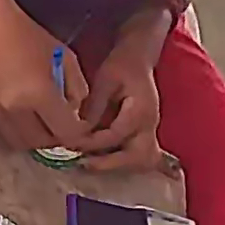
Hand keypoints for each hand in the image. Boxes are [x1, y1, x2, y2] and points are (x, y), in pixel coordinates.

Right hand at [0, 0, 91, 151]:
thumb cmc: (27, 35)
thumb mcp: (64, 56)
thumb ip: (77, 88)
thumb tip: (75, 112)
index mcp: (39, 94)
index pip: (66, 131)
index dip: (78, 133)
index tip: (81, 125)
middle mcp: (15, 109)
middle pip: (43, 143)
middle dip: (57, 138)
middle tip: (62, 124)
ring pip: (22, 144)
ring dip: (36, 138)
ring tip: (43, 123)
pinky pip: (5, 134)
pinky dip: (18, 132)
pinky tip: (24, 116)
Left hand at [77, 39, 164, 171]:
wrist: (138, 60)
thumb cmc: (121, 66)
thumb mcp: (104, 80)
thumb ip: (95, 105)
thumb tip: (80, 130)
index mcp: (141, 110)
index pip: (117, 135)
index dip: (94, 143)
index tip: (74, 144)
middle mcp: (150, 124)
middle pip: (139, 156)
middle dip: (111, 163)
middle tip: (84, 163)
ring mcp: (150, 130)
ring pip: (142, 160)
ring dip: (117, 164)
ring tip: (89, 162)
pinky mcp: (144, 134)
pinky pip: (137, 155)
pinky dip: (120, 160)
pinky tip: (97, 158)